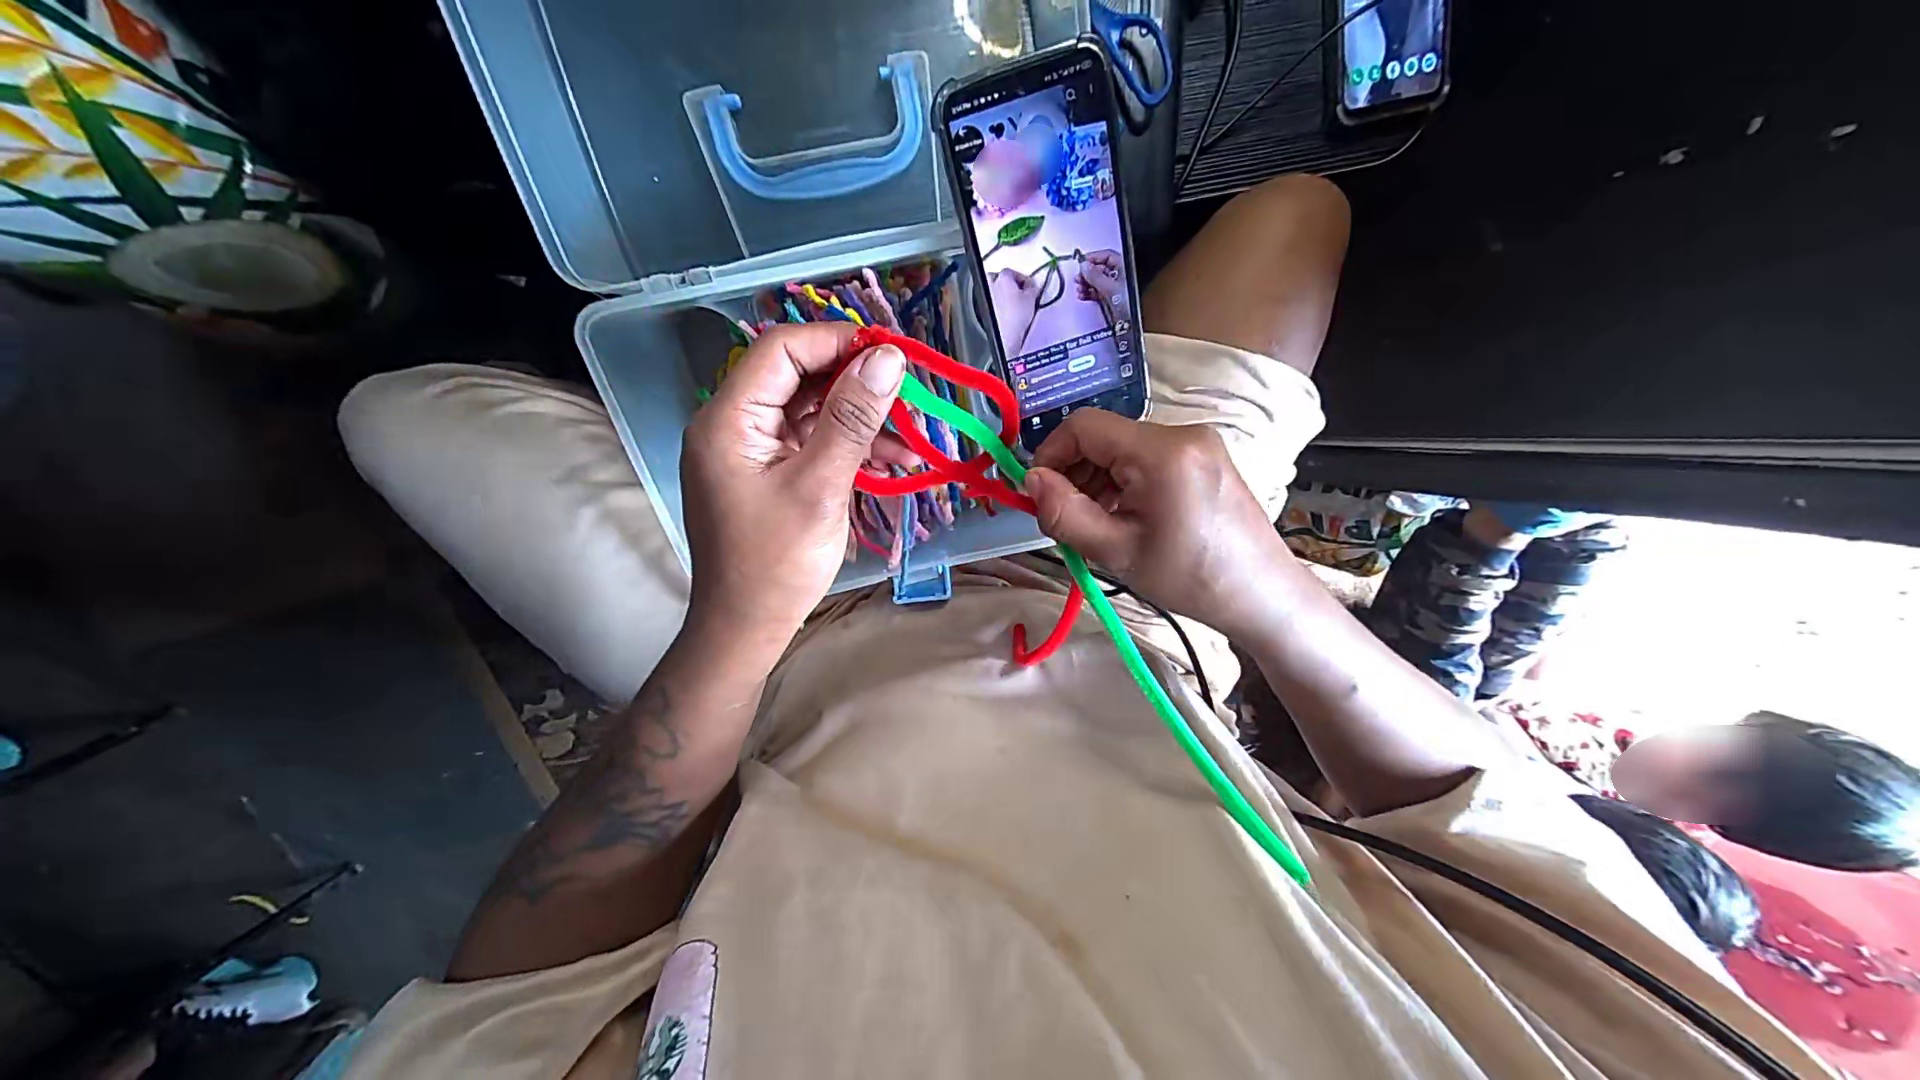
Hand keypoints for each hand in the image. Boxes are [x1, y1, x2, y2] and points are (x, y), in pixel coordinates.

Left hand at [680, 324, 911, 655]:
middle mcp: (735, 423)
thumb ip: (852, 418)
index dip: (837, 342)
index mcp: (729, 418)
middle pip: (799, 377)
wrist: (747, 627)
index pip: (781, 349)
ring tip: (911, 442)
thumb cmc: (776, 563)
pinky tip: (891, 460)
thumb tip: (887, 358)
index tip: (891, 354)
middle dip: (857, 384)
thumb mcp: (820, 486)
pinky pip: (813, 441)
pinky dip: (849, 445)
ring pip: (811, 409)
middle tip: (909, 397)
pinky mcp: (771, 471)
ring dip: (861, 419)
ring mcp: (753, 449)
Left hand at [988, 268, 1040, 355]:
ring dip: (1003, 294)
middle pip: (1001, 279)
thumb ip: (1032, 287)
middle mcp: (991, 284)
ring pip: (995, 290)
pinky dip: (998, 304)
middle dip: (1010, 284)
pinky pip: (992, 302)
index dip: (1023, 279)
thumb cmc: (1015, 317)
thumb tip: (1031, 285)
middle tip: (1020, 292)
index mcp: (1002, 277)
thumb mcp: (1032, 298)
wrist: (1005, 335)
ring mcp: (985, 296)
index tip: (1029, 286)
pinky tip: (1007, 312)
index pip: (1014, 272)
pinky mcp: (982, 309)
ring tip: (1014, 303)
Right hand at [1024, 410, 1284, 634]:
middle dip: (1074, 472)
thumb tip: (1030, 480)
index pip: (1083, 425)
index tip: (1039, 494)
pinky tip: (1125, 516)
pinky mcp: (1204, 456)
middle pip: (1103, 436)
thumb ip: (1064, 512)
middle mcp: (1182, 432)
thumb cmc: (1190, 577)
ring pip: (1123, 448)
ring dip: (1097, 480)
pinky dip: (1124, 481)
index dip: (1050, 454)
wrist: (1261, 594)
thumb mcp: (1117, 551)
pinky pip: (1147, 457)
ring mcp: (1197, 442)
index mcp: (1161, 451)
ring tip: (1097, 523)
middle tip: (1066, 518)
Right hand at [1075, 249, 1123, 305]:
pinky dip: (1089, 293)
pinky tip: (1083, 295)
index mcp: (1123, 267)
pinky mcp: (1111, 299)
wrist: (1132, 321)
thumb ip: (1095, 275)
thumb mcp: (1109, 286)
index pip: (1106, 256)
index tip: (1081, 262)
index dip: (1093, 258)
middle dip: (1087, 274)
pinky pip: (1097, 292)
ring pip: (1097, 282)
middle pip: (1100, 270)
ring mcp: (1115, 288)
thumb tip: (1084, 266)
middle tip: (1079, 277)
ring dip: (1086, 285)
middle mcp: (1120, 276)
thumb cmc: (1128, 302)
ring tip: (1079, 288)